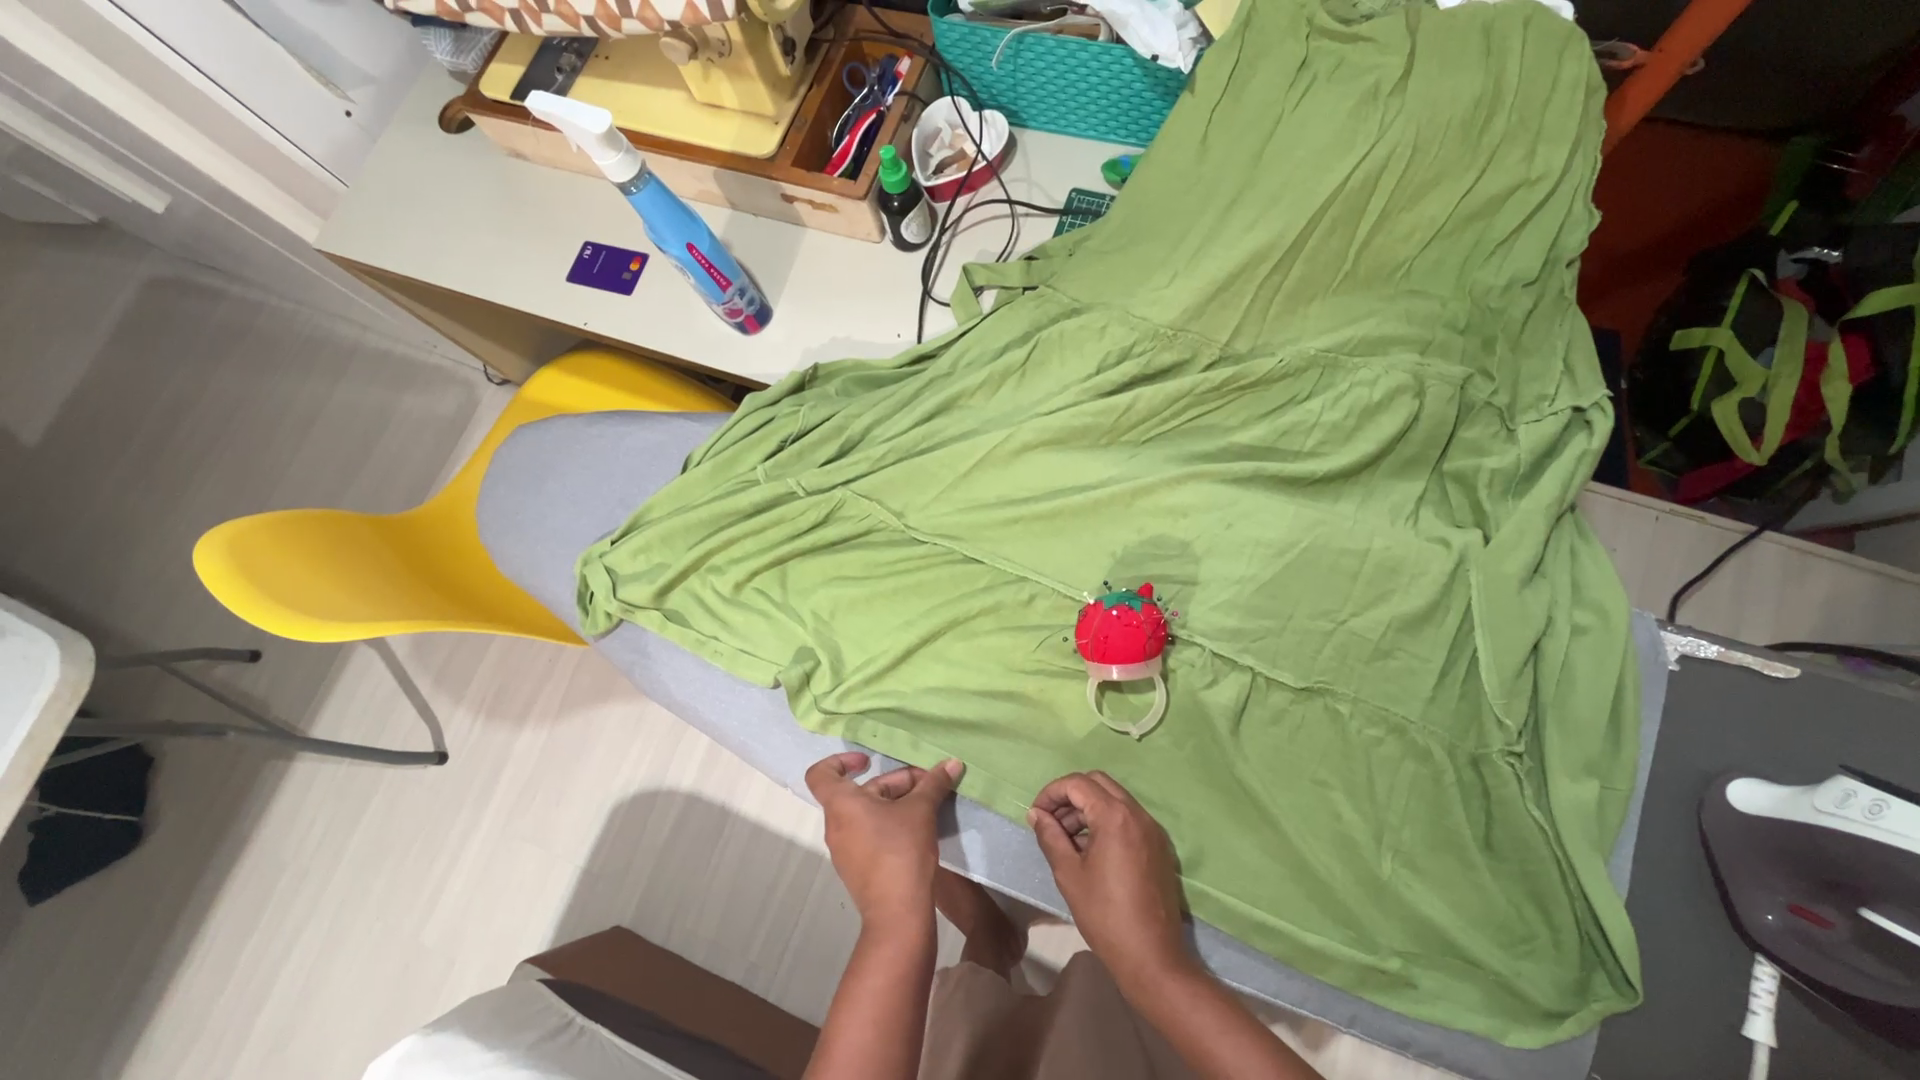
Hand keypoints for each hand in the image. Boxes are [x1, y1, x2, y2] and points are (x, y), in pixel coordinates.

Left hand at [806, 751, 962, 930]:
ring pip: (867, 814)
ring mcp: (844, 850)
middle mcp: (836, 825)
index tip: (869, 761)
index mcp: (841, 805)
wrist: (898, 912)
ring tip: (927, 807)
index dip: (840, 760)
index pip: (821, 773)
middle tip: (927, 786)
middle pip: (860, 792)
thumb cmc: (901, 850)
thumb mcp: (921, 810)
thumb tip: (952, 763)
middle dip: (895, 784)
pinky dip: (889, 825)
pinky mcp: (857, 869)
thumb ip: (934, 784)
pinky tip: (919, 831)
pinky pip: (869, 835)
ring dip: (895, 804)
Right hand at [1028, 770, 1190, 982]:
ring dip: (1087, 809)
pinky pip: (1128, 818)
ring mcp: (1152, 829)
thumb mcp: (1068, 874)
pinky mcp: (1158, 846)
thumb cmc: (1104, 915)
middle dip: (1070, 796)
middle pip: (1098, 783)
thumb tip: (1037, 814)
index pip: (1078, 783)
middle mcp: (1138, 814)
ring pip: (1114, 800)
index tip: (1036, 815)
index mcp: (1115, 817)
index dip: (1052, 793)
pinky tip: (1090, 851)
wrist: (1151, 955)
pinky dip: (1106, 822)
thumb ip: (1051, 836)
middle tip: (1051, 822)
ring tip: (1066, 840)